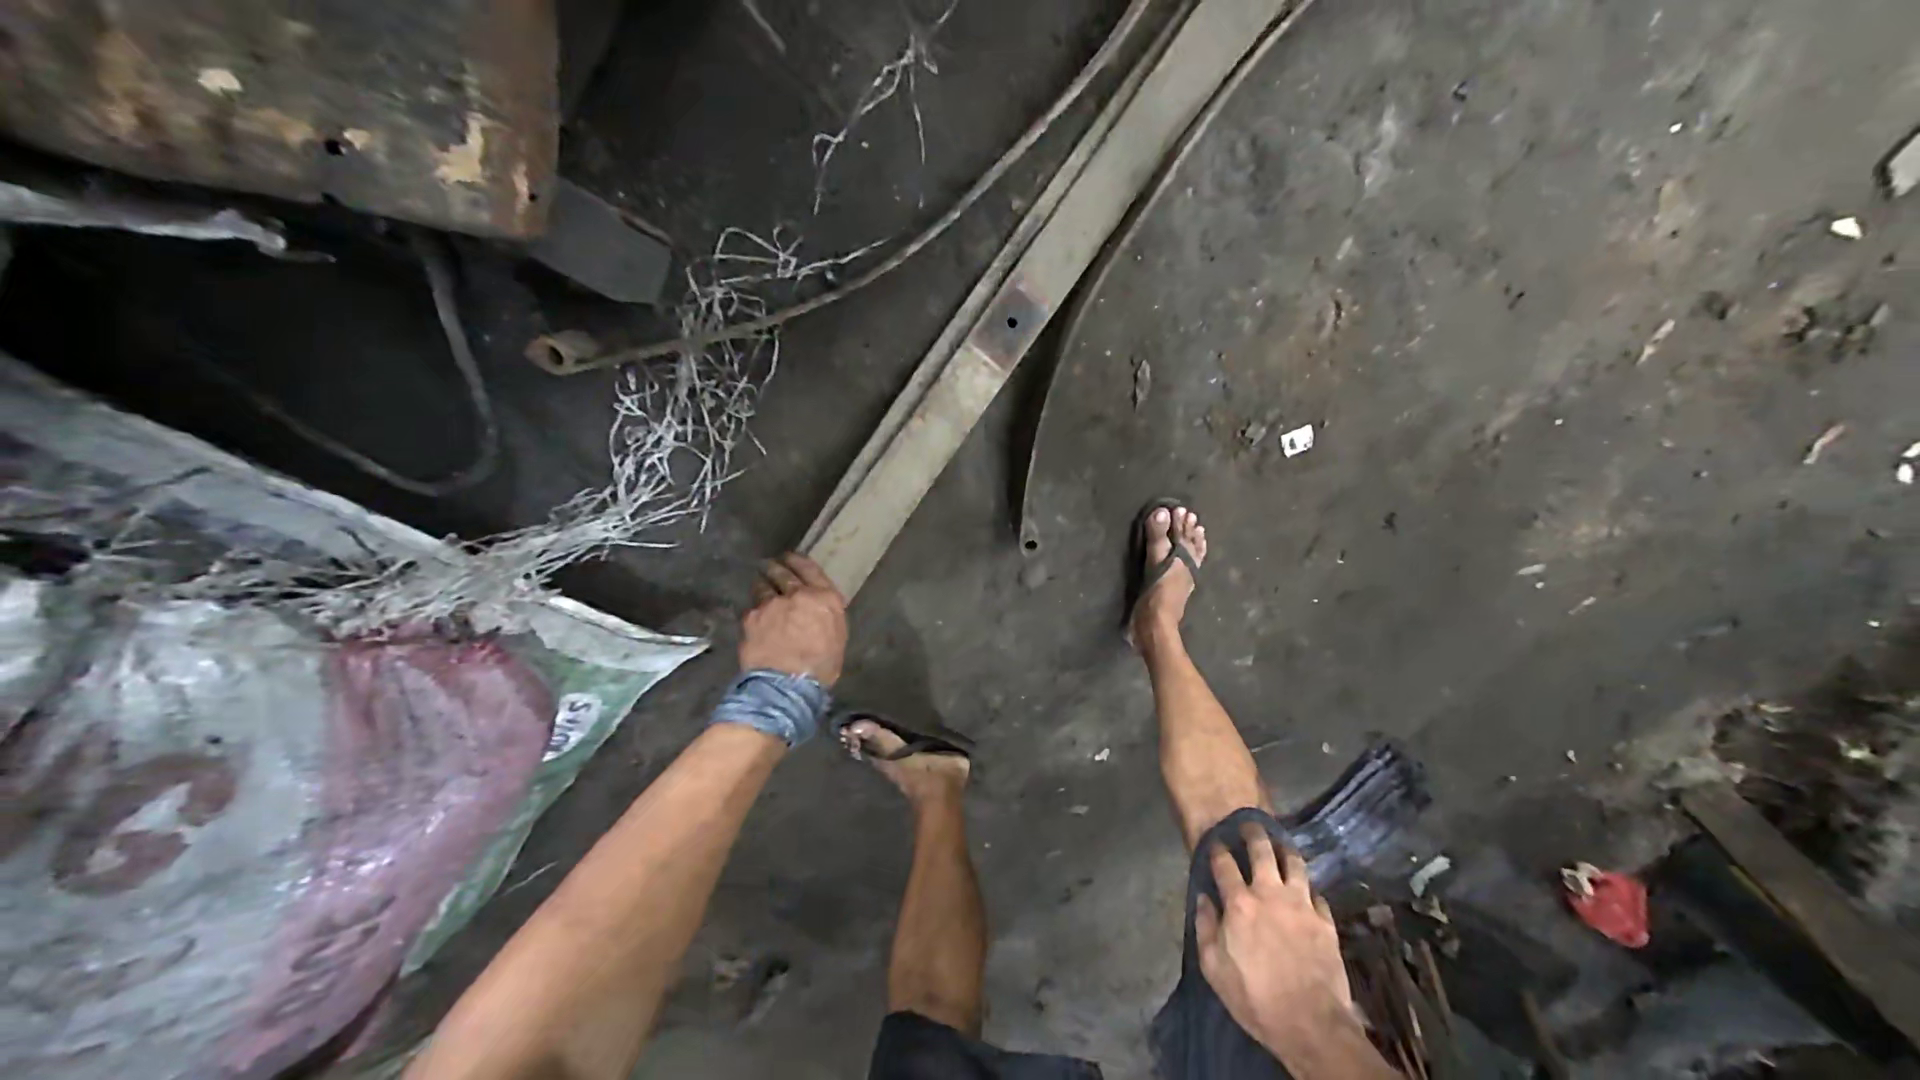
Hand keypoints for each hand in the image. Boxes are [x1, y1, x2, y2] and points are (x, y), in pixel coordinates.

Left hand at [739, 553, 847, 686]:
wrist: (788, 685)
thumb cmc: (821, 667)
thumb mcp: (837, 636)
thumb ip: (826, 614)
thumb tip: (817, 608)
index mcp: (824, 598)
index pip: (810, 569)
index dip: (798, 561)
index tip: (790, 557)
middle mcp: (797, 594)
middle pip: (782, 572)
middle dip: (775, 567)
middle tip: (770, 565)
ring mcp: (770, 604)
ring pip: (762, 586)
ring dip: (761, 585)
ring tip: (759, 586)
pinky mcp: (750, 618)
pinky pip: (751, 607)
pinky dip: (753, 609)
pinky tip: (753, 614)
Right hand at [1194, 824, 1367, 1061]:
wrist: (1311, 1025)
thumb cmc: (1254, 997)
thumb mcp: (1213, 967)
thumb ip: (1205, 927)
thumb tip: (1204, 898)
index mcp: (1239, 903)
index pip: (1224, 864)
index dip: (1217, 848)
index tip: (1215, 840)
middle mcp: (1270, 894)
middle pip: (1262, 851)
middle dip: (1253, 832)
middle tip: (1249, 824)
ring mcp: (1302, 906)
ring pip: (1295, 863)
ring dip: (1285, 849)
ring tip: (1281, 843)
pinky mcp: (1326, 922)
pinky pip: (1317, 893)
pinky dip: (1308, 887)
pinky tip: (1306, 890)